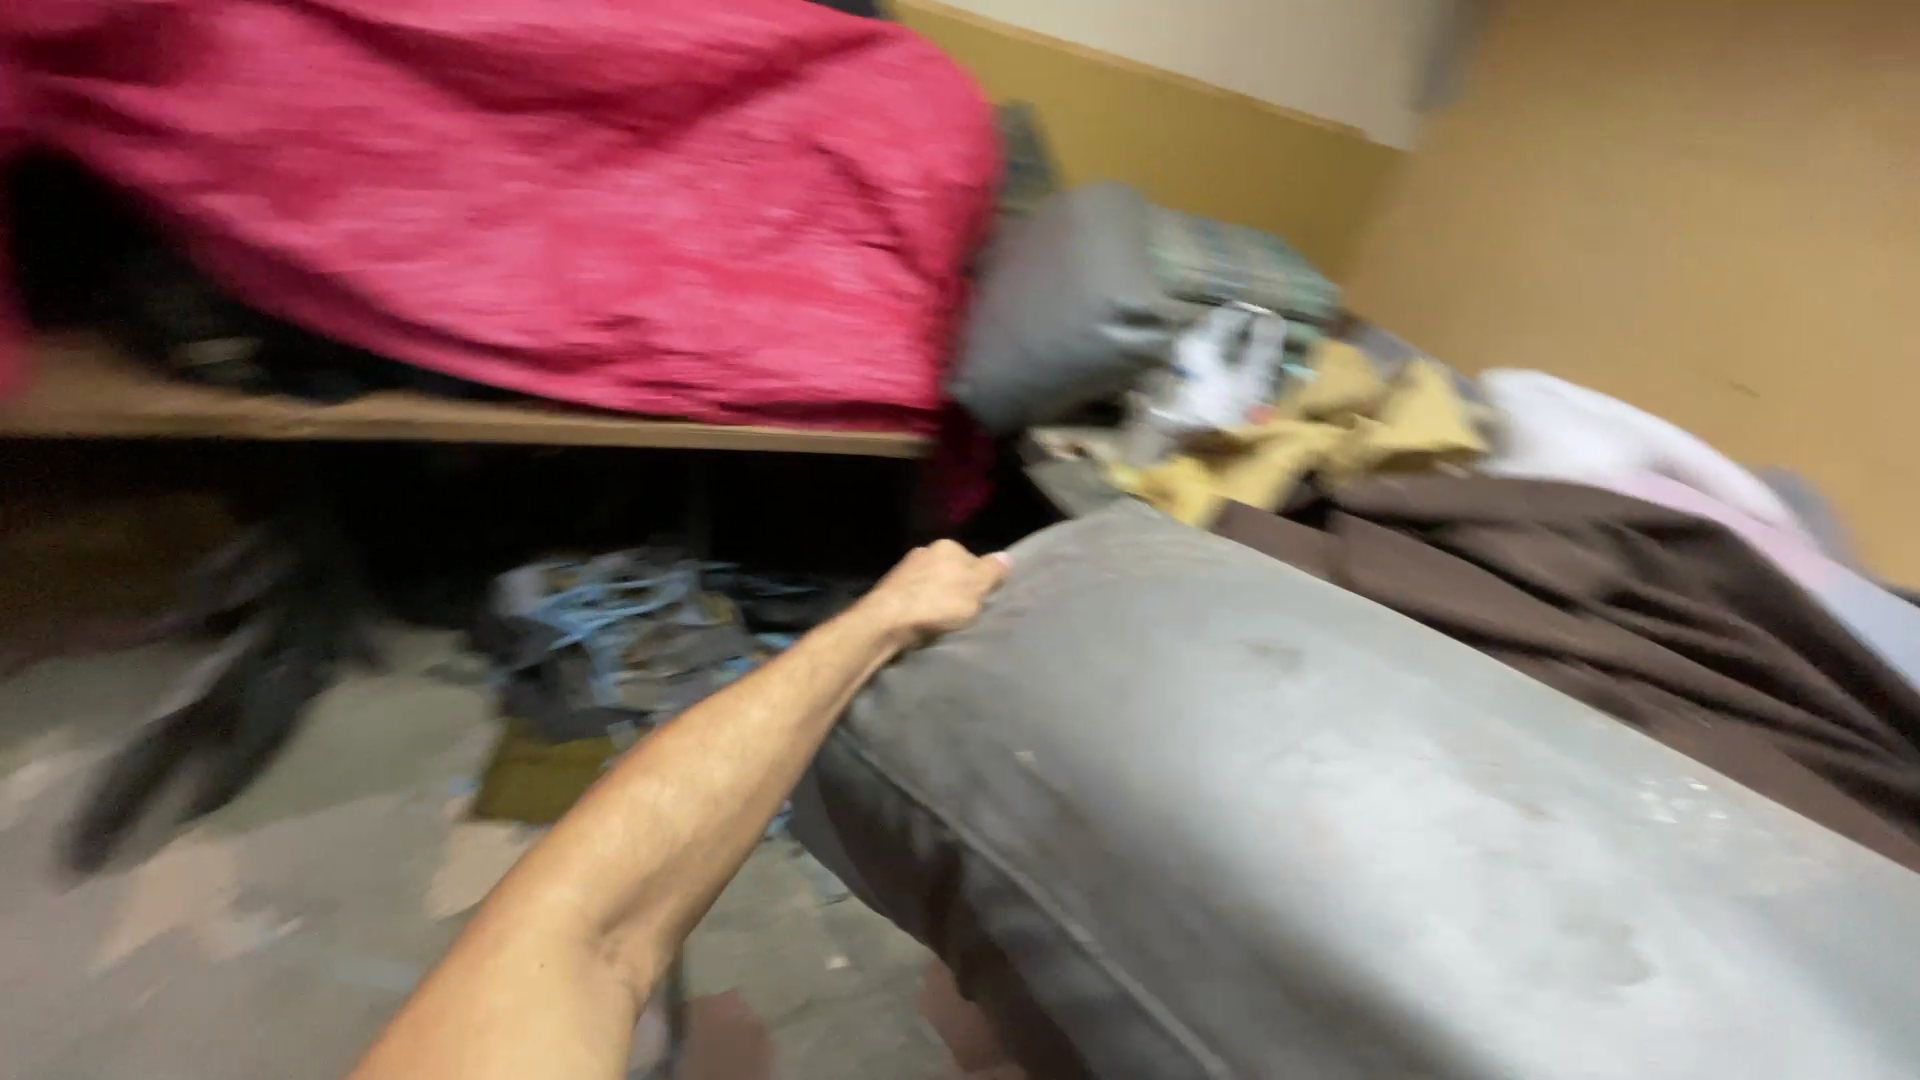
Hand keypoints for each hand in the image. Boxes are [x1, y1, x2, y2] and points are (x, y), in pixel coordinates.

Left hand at [854, 540, 1010, 646]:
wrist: (887, 621)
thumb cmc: (937, 602)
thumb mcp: (975, 588)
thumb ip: (992, 571)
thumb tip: (1007, 556)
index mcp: (947, 546)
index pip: (973, 560)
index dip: (980, 582)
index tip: (981, 602)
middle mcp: (924, 552)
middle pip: (951, 572)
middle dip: (957, 590)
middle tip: (962, 613)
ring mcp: (905, 570)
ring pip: (932, 585)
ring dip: (937, 600)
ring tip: (941, 621)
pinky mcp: (891, 590)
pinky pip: (915, 598)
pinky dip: (921, 609)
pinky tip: (922, 623)